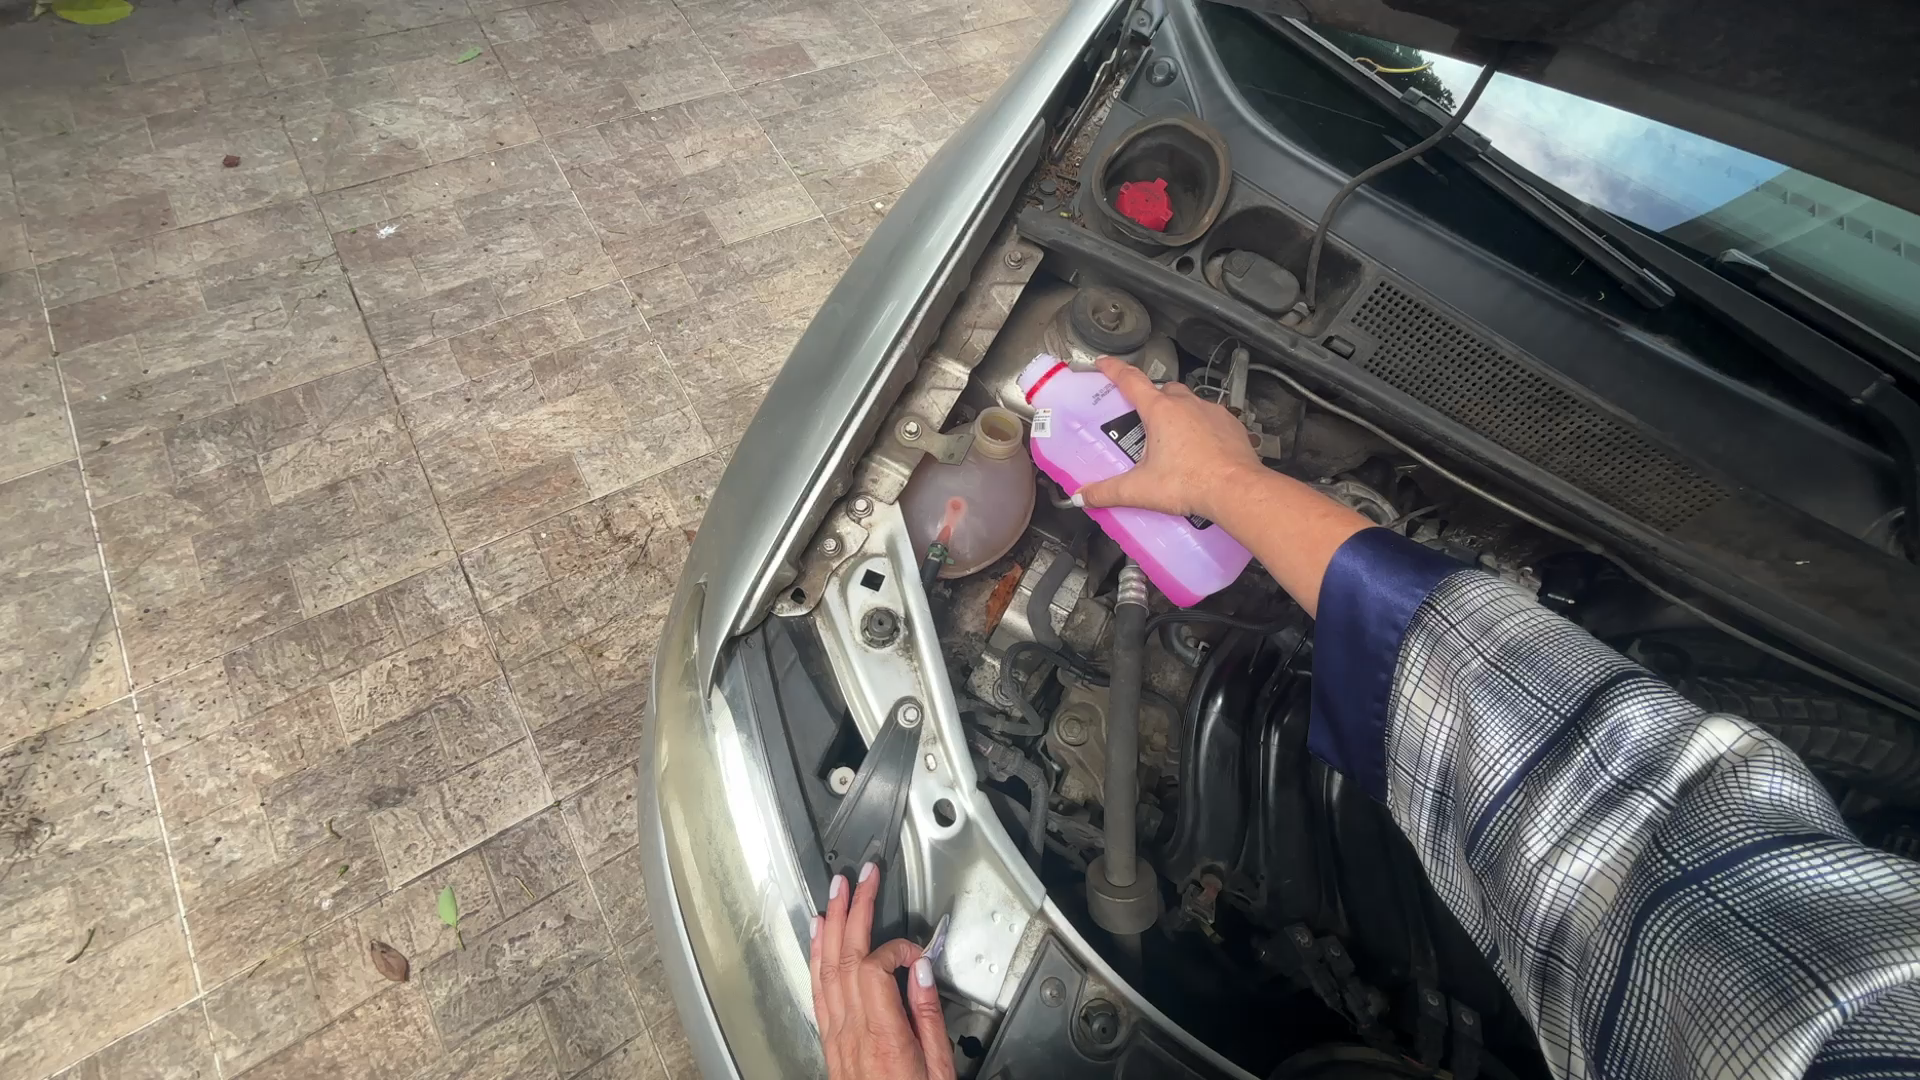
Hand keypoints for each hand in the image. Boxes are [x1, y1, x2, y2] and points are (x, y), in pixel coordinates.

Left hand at [811, 863, 954, 1079]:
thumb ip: (928, 1016)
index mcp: (883, 1035)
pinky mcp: (831, 1040)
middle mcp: (852, 1031)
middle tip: (865, 875)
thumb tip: (923, 969)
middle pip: (848, 955)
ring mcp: (836, 1035)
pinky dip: (817, 954)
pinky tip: (819, 932)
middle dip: (856, 908)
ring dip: (834, 921)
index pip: (877, 968)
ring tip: (838, 890)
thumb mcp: (939, 1069)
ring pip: (829, 966)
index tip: (919, 952)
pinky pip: (818, 988)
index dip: (899, 947)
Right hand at [1075, 355, 1262, 522]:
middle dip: (1150, 399)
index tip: (1104, 363)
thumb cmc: (1191, 482)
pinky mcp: (1230, 425)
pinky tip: (1196, 448)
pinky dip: (1200, 427)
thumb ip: (1107, 492)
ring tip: (1169, 439)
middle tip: (1140, 418)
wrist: (1236, 490)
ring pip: (1188, 402)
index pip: (1131, 381)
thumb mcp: (1139, 489)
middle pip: (1162, 390)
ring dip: (1177, 414)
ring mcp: (1211, 412)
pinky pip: (1211, 418)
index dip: (1114, 370)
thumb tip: (1085, 496)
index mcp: (1160, 411)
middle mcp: (1186, 404)